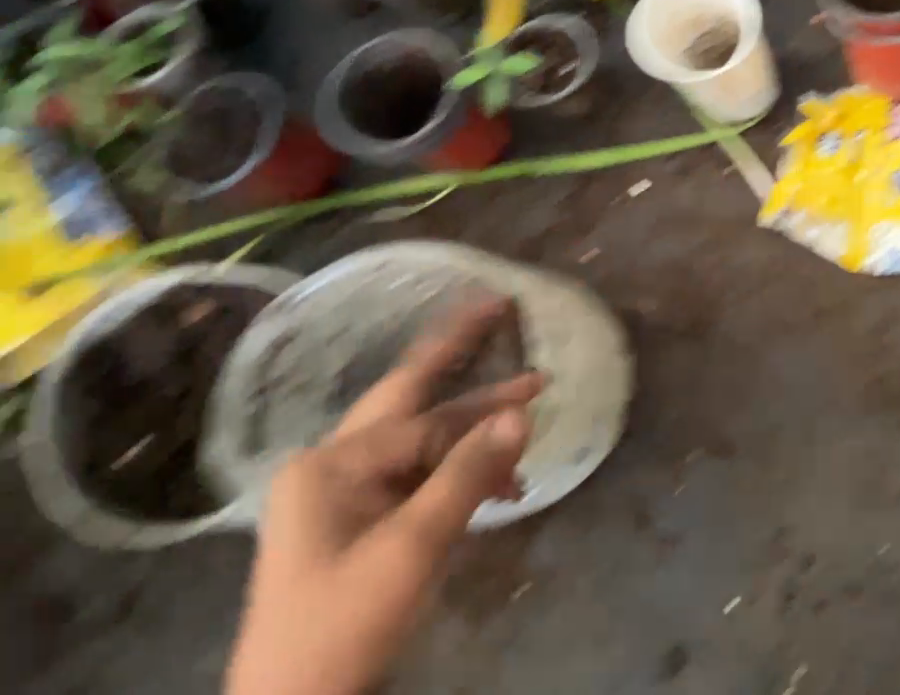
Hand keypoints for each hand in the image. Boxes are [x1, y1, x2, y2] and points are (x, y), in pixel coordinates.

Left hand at [226, 295, 543, 694]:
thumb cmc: (347, 619)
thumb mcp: (415, 546)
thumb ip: (469, 473)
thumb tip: (523, 410)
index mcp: (333, 464)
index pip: (429, 422)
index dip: (489, 402)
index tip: (542, 380)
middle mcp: (330, 465)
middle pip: (406, 397)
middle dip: (453, 353)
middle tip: (493, 308)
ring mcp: (338, 492)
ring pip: (417, 437)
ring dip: (469, 429)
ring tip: (523, 416)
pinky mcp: (354, 518)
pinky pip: (415, 473)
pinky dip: (456, 470)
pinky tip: (494, 484)